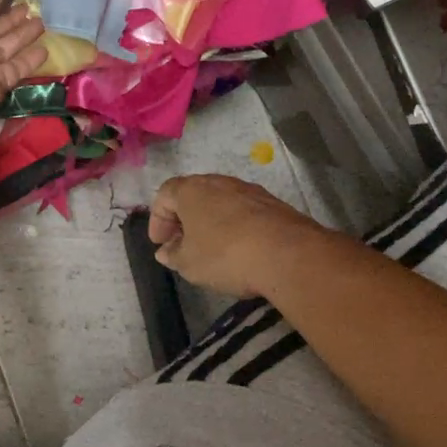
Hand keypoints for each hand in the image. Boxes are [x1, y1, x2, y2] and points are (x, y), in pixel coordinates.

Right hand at [148, 175, 330, 297]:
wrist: (288, 253)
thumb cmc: (225, 254)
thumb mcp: (189, 264)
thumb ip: (173, 255)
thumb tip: (166, 251)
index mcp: (191, 190)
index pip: (164, 195)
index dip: (158, 219)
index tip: (160, 243)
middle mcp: (218, 182)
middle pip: (193, 194)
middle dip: (184, 218)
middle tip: (182, 243)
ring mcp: (248, 190)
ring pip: (221, 201)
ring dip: (211, 221)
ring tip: (211, 247)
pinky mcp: (273, 204)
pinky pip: (244, 211)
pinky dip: (235, 225)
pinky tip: (240, 248)